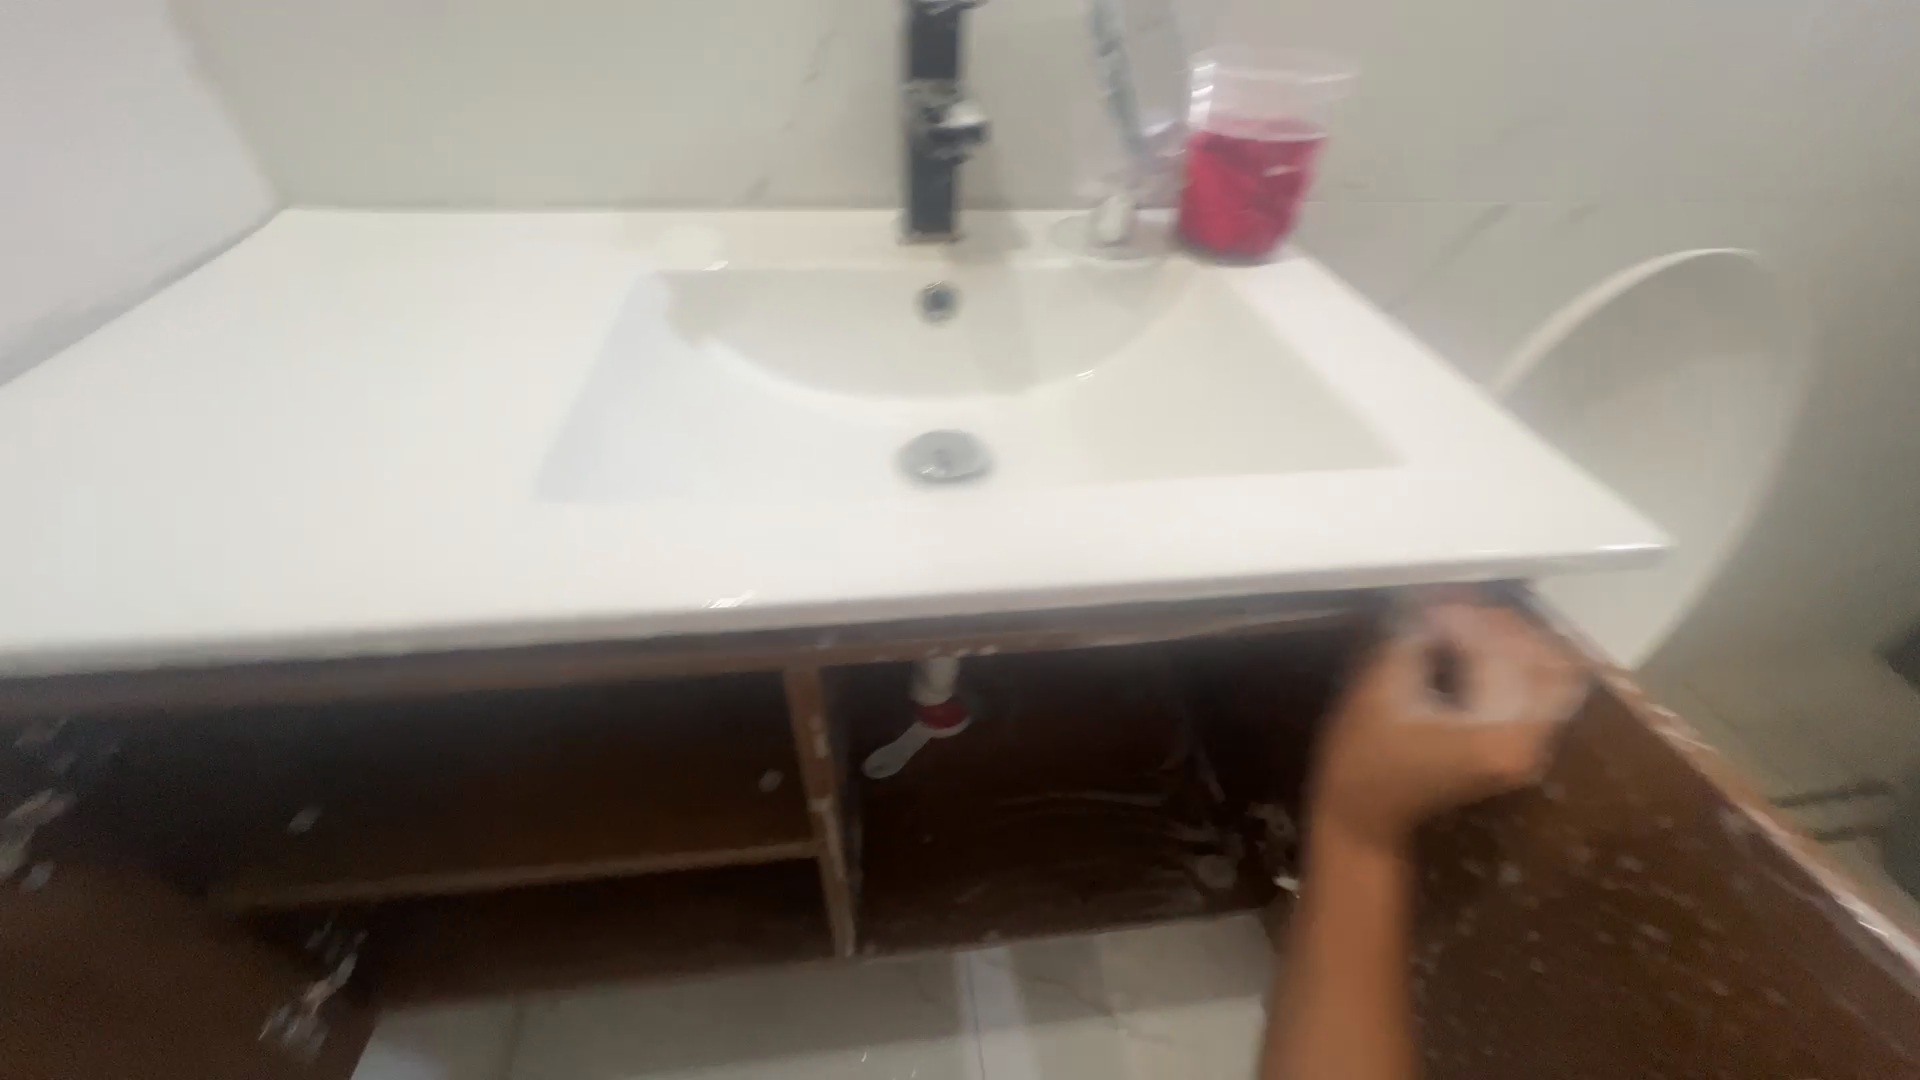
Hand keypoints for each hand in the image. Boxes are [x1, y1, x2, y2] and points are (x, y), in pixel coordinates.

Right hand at [1308, 601, 1588, 853]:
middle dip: (1499, 623)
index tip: (1426, 600)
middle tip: (1451, 605)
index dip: (1464, 617)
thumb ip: (1410, 640)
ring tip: (1464, 620)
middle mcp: (1531, 738)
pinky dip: (1514, 659)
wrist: (1364, 810)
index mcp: (1498, 730)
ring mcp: (1530, 744)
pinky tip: (1472, 644)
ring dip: (1513, 639)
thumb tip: (1429, 602)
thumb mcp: (1377, 690)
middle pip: (1548, 659)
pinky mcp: (1517, 742)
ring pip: (1552, 672)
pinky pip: (1539, 689)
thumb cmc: (1362, 754)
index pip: (1502, 651)